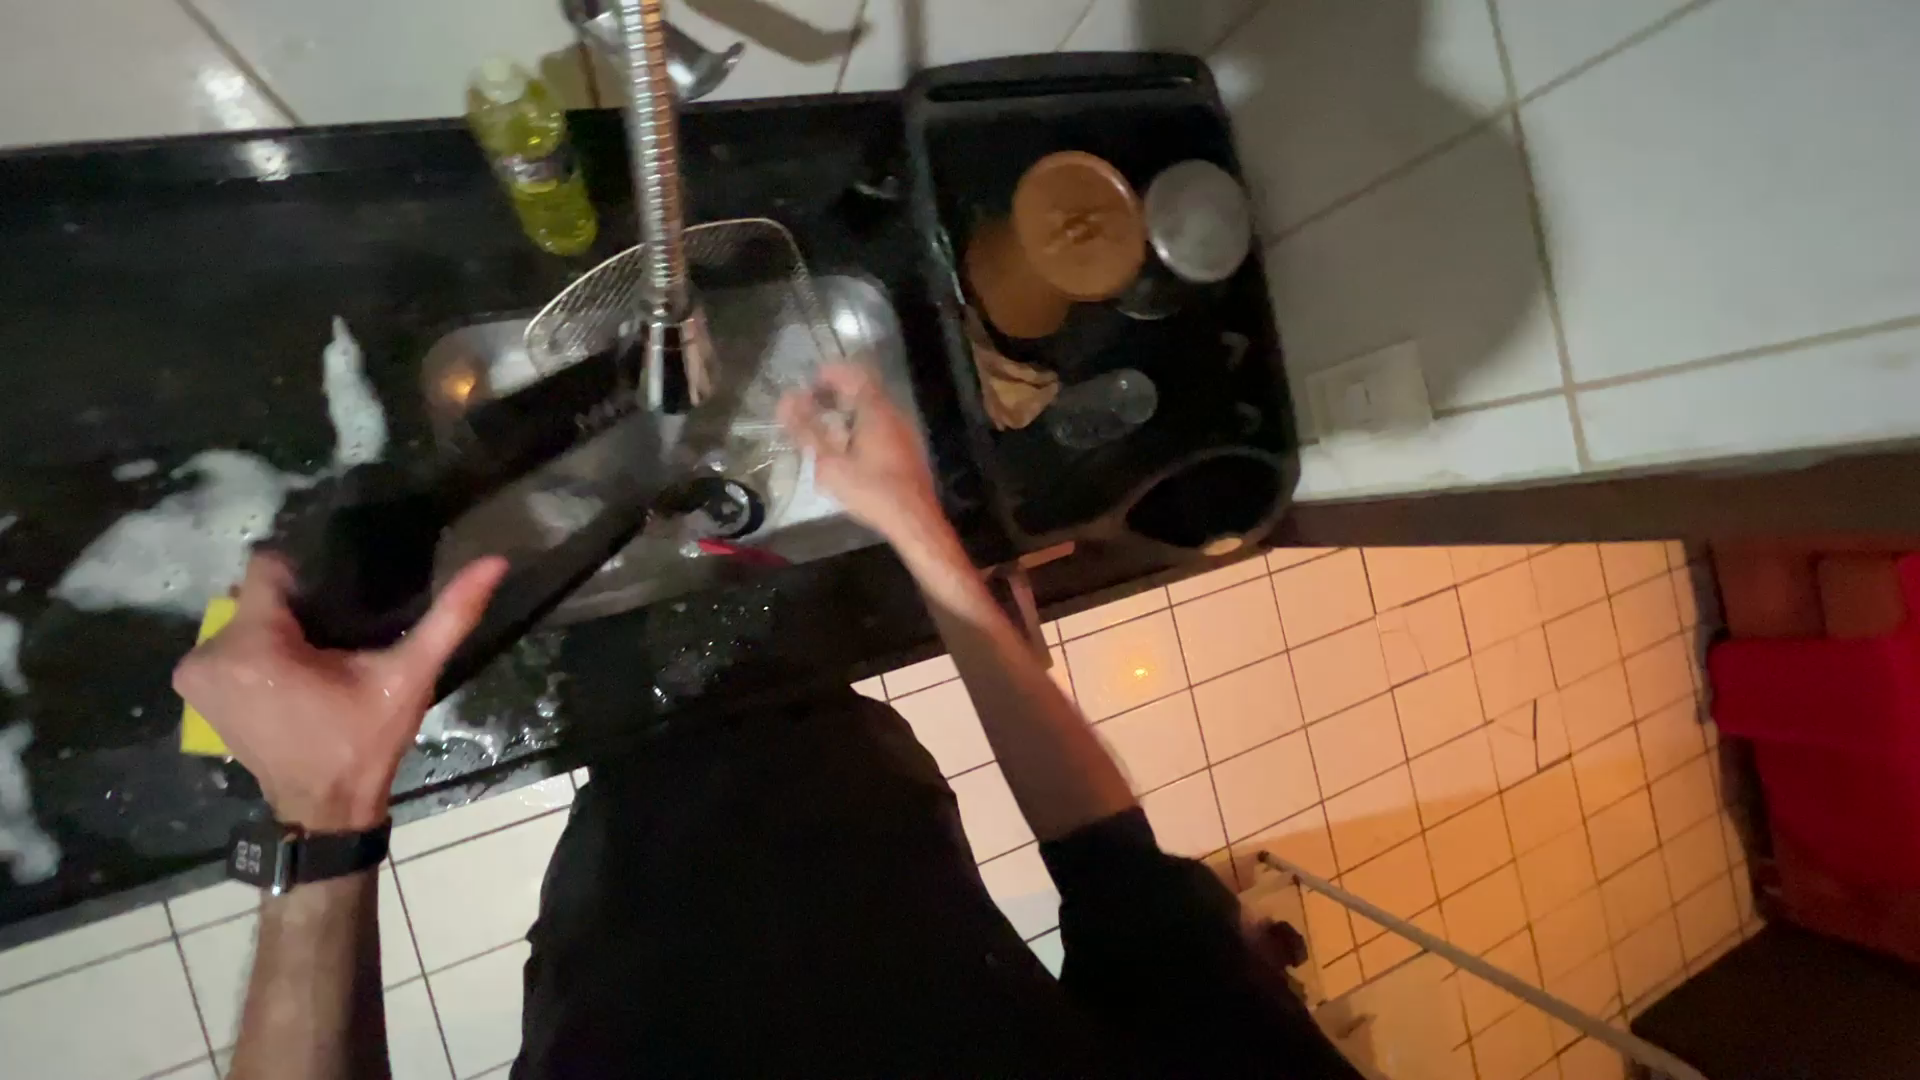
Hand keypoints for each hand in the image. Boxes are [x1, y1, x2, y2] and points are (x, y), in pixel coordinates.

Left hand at [174, 553, 507, 831]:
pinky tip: (304, 664)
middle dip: (303, 601)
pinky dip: (267, 647)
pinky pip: (233, 645)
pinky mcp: (196, 692)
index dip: (313, 568)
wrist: (327, 805)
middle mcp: (207, 654)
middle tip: (350, 619)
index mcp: (251, 646)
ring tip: (331, 639)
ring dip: (285, 624)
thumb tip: (494, 563)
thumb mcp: (412, 674)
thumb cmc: (366, 738)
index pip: (269, 567)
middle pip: (260, 595)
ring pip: (247, 618)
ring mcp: (194, 676)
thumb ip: (450, 617)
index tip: (352, 581)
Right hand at [777, 364, 943, 544]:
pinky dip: (863, 427)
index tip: (808, 384)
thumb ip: (807, 429)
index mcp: (876, 410)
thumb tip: (786, 400)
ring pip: (874, 409)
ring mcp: (906, 431)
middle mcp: (895, 413)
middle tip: (812, 406)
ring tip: (826, 429)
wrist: (914, 520)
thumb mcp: (830, 462)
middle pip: (864, 390)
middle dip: (836, 393)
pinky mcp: (909, 450)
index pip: (853, 373)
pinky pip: (883, 426)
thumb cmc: (871, 490)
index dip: (829, 373)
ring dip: (849, 412)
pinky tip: (850, 449)